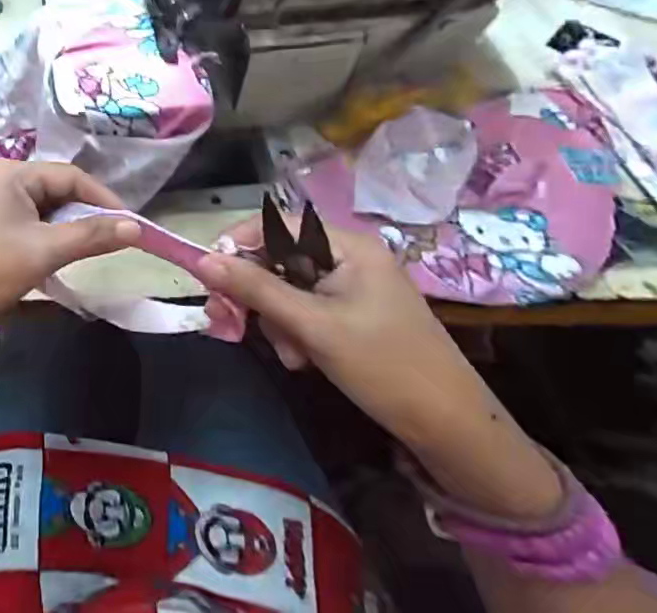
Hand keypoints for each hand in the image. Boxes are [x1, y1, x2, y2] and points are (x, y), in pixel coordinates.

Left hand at [0, 160, 139, 351]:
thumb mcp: (45, 250)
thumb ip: (92, 235)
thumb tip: (135, 227)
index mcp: (14, 173)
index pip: (71, 176)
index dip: (104, 199)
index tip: (131, 226)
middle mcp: (3, 179)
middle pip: (59, 189)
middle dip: (88, 214)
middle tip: (116, 240)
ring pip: (46, 208)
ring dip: (70, 228)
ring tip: (93, 250)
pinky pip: (31, 223)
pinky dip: (51, 237)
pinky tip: (62, 257)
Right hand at [195, 213, 563, 520]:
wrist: (453, 431)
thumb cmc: (385, 367)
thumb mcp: (312, 326)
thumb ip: (256, 289)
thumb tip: (202, 260)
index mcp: (347, 246)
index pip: (275, 225)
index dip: (238, 246)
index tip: (211, 279)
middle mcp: (347, 257)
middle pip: (277, 258)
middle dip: (254, 293)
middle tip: (231, 324)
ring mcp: (351, 286)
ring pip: (285, 287)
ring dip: (275, 320)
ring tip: (291, 356)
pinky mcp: (352, 313)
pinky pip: (304, 309)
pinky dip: (293, 331)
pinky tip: (302, 360)